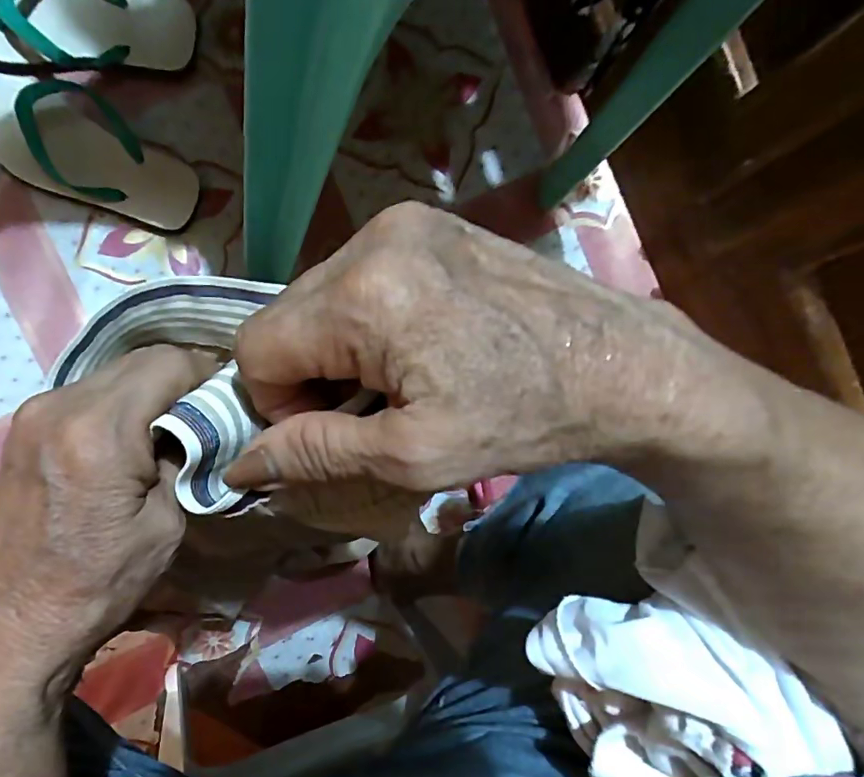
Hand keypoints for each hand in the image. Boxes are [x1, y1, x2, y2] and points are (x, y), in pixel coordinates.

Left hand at [0, 345, 219, 694]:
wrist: (17, 620)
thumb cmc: (97, 585)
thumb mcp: (164, 526)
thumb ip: (183, 461)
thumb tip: (196, 429)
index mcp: (99, 428)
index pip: (169, 362)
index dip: (207, 376)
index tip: (225, 406)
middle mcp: (58, 404)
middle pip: (136, 363)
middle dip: (176, 385)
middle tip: (200, 423)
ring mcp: (32, 413)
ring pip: (107, 379)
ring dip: (141, 398)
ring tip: (161, 439)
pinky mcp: (20, 431)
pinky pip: (81, 400)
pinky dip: (110, 412)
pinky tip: (121, 448)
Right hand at [222, 202, 713, 492]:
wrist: (626, 368)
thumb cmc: (519, 420)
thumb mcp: (407, 456)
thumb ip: (312, 453)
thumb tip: (238, 467)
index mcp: (364, 294)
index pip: (256, 348)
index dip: (277, 402)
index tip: (333, 428)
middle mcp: (373, 239)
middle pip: (280, 321)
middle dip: (301, 377)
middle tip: (364, 409)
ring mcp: (402, 222)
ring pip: (310, 301)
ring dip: (328, 351)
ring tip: (391, 379)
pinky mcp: (424, 224)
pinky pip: (347, 281)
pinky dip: (355, 324)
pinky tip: (408, 348)